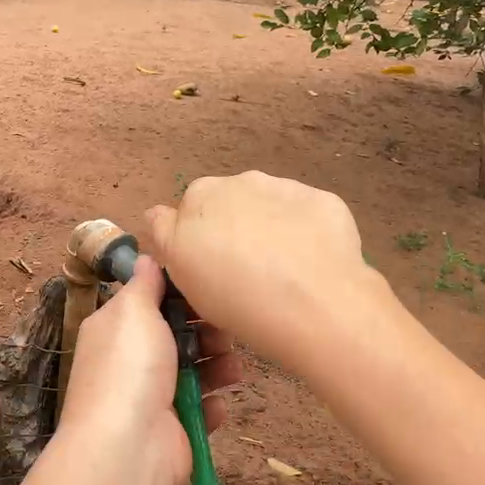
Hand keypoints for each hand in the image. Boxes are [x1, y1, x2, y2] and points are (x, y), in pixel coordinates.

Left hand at [57, 255, 243, 484]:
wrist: (128, 448)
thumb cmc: (130, 368)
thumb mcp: (134, 311)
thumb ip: (145, 284)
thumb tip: (146, 258)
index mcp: (114, 326)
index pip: (149, 299)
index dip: (180, 293)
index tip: (208, 289)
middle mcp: (129, 358)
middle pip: (176, 334)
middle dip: (205, 330)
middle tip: (226, 332)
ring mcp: (150, 394)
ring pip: (192, 369)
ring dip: (216, 365)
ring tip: (232, 369)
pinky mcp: (172, 427)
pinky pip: (199, 407)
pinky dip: (211, 404)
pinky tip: (217, 403)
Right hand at [146, 170, 388, 371]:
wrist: (311, 303)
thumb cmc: (232, 292)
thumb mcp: (180, 269)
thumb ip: (164, 232)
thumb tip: (159, 213)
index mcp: (200, 194)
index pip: (190, 211)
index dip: (198, 240)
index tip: (209, 268)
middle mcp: (241, 181)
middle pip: (231, 205)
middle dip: (235, 230)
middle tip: (244, 274)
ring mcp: (286, 188)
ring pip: (271, 208)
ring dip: (271, 230)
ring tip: (282, 274)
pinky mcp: (325, 202)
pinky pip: (309, 217)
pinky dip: (308, 234)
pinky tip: (312, 266)